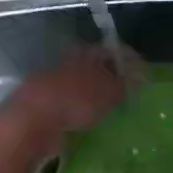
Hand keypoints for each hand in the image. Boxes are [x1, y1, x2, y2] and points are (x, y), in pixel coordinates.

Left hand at [6, 47, 138, 140]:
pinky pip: (71, 105)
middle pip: (94, 67)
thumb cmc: (74, 100)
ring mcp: (53, 85)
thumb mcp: (108, 91)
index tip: (142, 75)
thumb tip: (139, 76)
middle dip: (112, 78)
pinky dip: (83, 111)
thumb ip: (125, 83)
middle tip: (129, 93)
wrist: (31, 122)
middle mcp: (67, 64)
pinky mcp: (44, 106)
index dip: (128, 60)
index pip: (110, 50)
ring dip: (97, 96)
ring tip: (114, 111)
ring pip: (81, 86)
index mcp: (83, 54)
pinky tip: (91, 123)